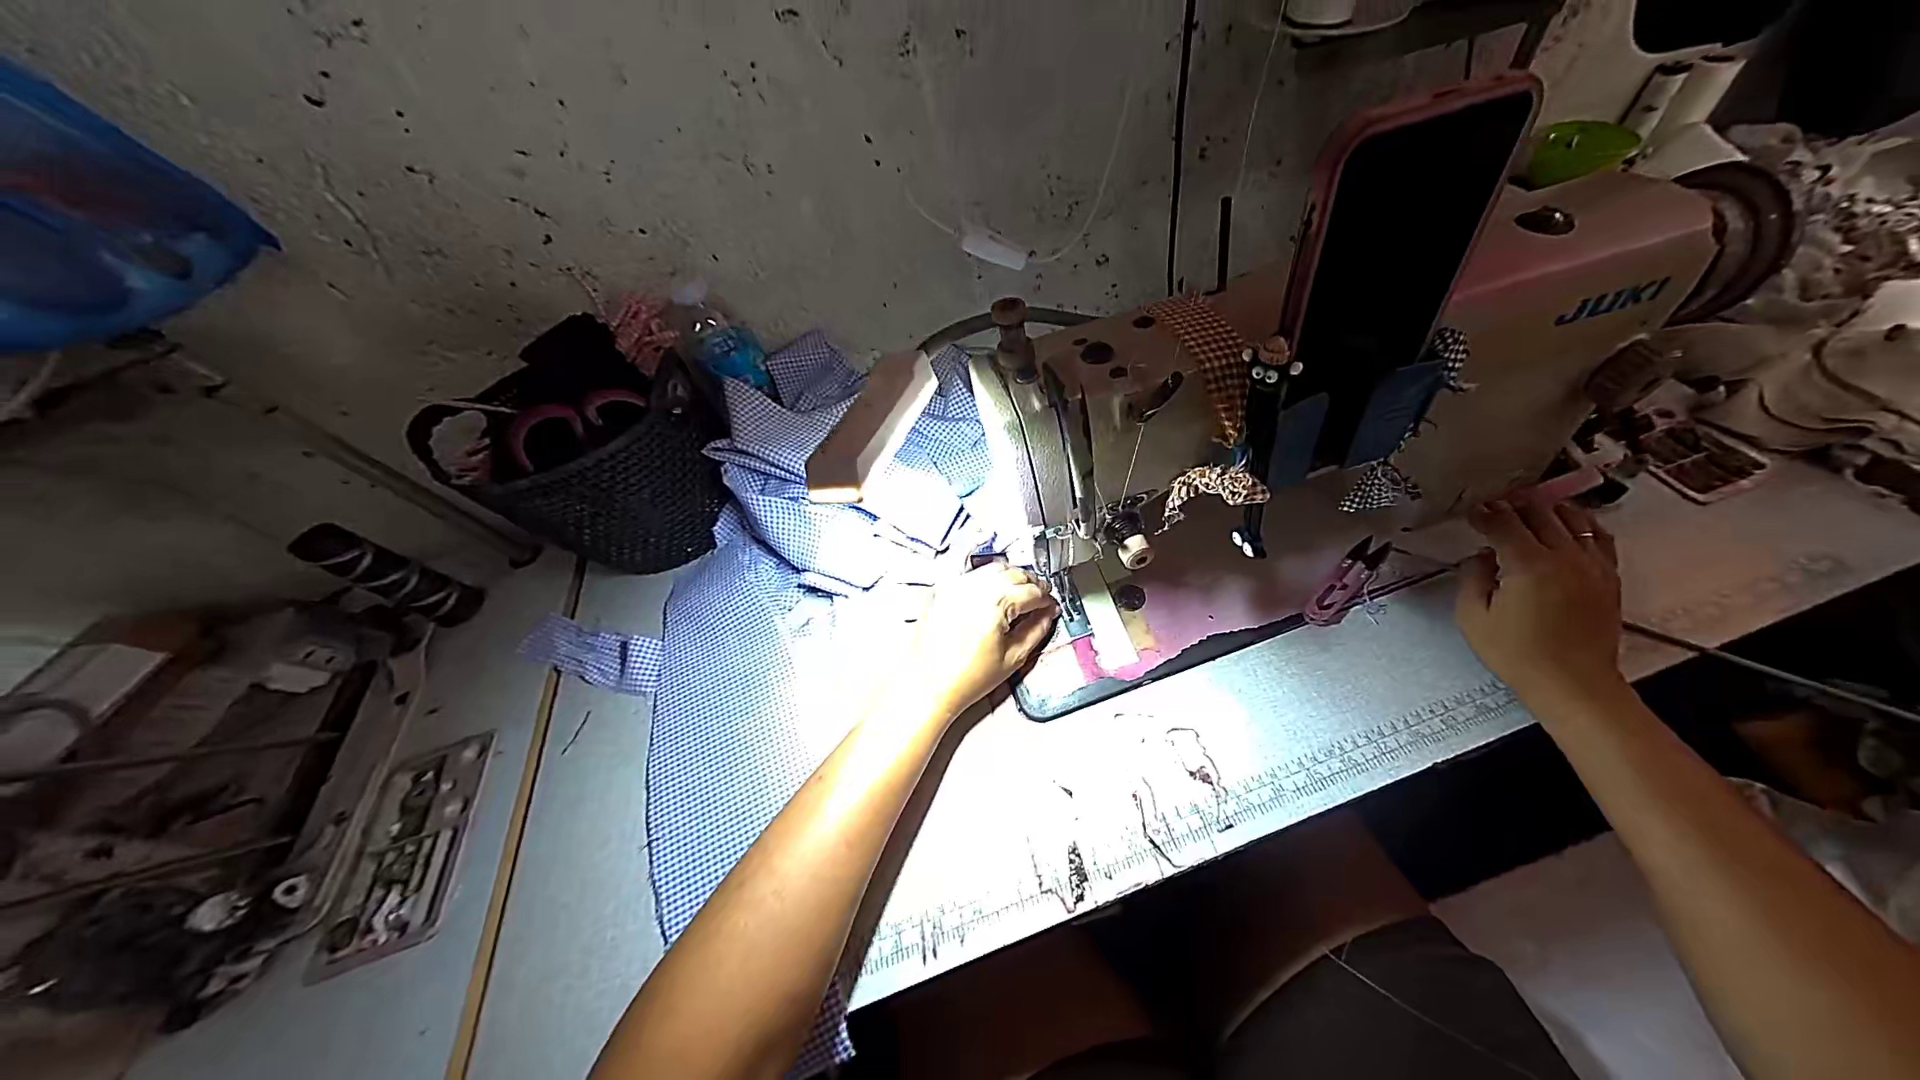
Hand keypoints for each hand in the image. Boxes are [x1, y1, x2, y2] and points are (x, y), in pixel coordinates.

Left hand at [903, 563, 1058, 721]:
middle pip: (1014, 573)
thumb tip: (1047, 615)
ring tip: (1017, 596)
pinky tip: (992, 596)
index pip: (1032, 590)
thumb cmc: (963, 678)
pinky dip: (986, 581)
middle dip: (1031, 584)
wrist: (928, 686)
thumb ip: (1036, 630)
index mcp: (996, 602)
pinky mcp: (942, 590)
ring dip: (1009, 578)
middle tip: (1039, 599)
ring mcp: (956, 586)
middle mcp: (974, 588)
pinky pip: (971, 576)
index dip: (1047, 599)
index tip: (1050, 606)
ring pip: (992, 570)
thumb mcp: (1012, 658)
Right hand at [1456, 500, 1625, 704]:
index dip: (1485, 513)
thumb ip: (1473, 577)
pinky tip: (1567, 527)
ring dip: (1547, 510)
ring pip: (1572, 519)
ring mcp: (1593, 565)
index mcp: (1528, 565)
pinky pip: (1599, 537)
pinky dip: (1580, 525)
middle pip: (1540, 514)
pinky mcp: (1609, 577)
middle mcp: (1565, 558)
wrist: (1573, 682)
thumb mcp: (1473, 616)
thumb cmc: (1516, 652)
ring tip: (1528, 511)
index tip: (1472, 512)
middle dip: (1513, 506)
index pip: (1504, 523)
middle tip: (1495, 508)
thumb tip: (1481, 555)